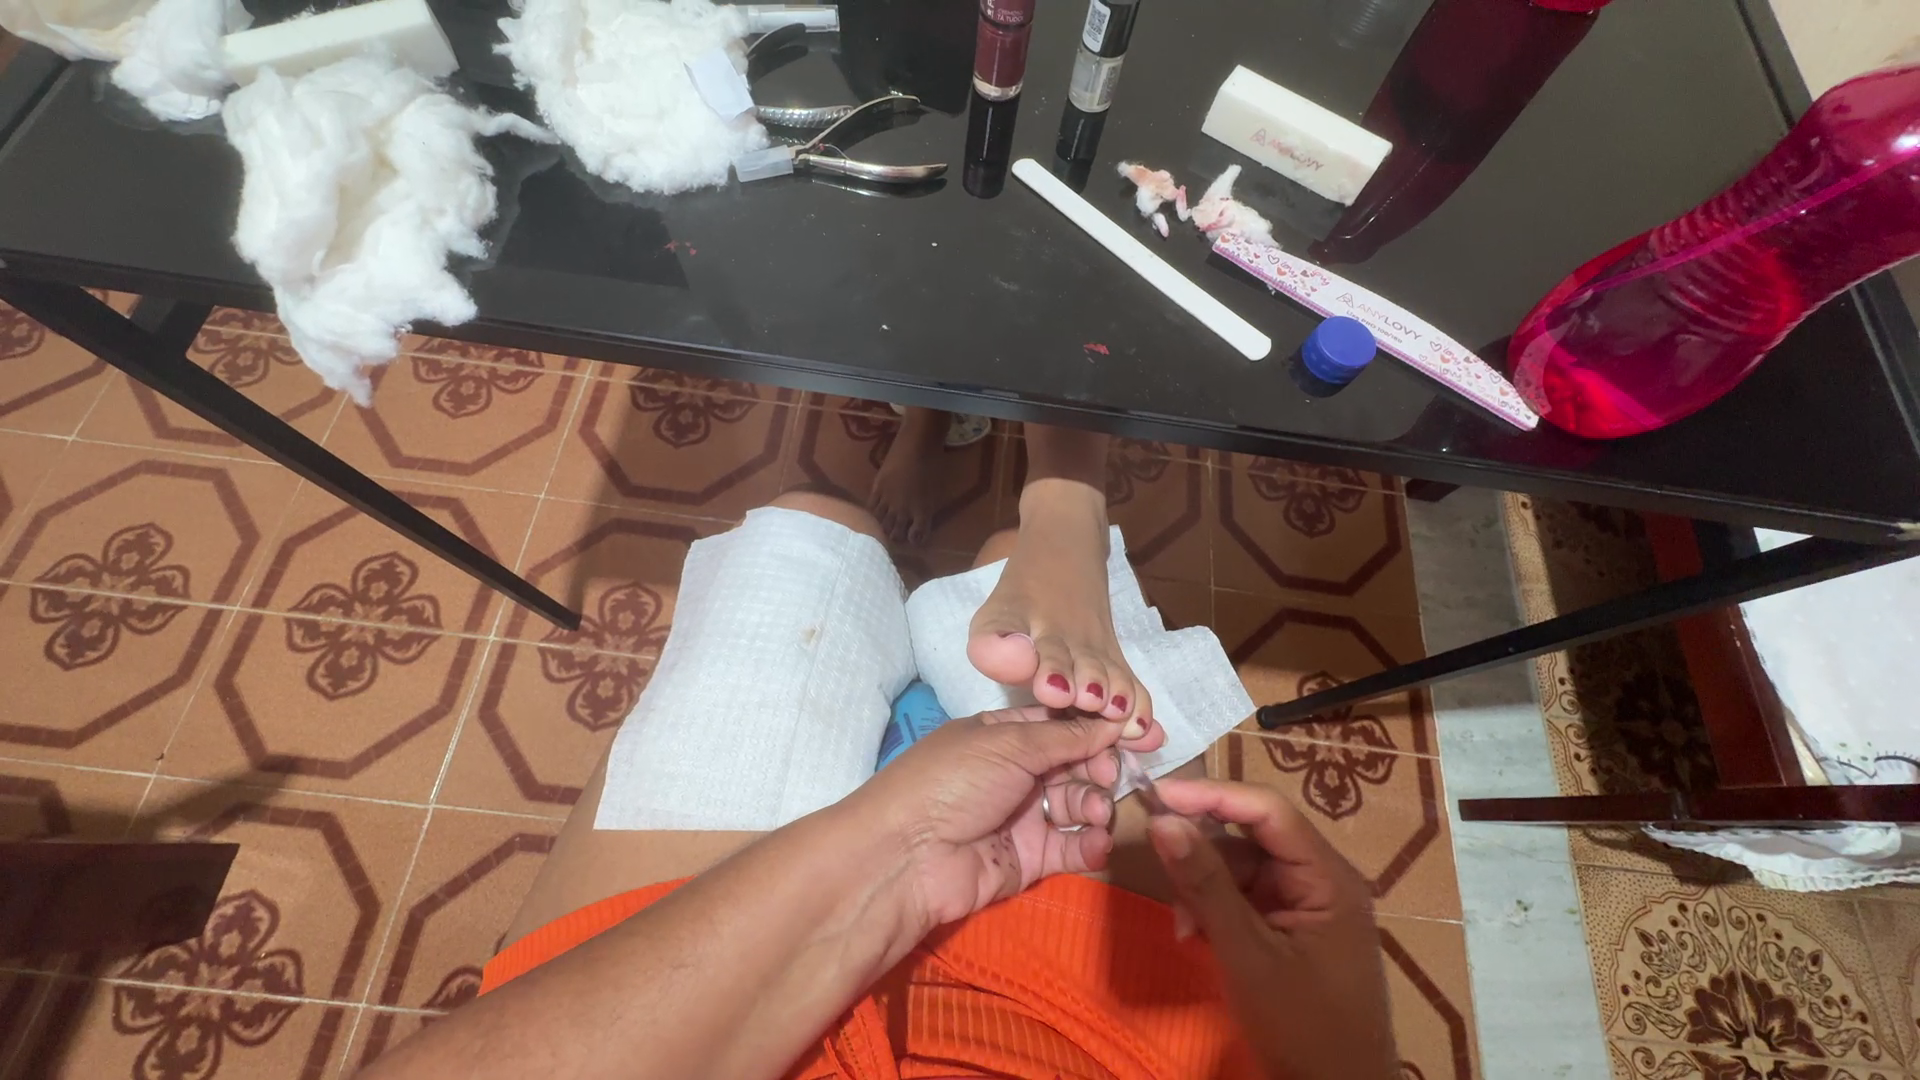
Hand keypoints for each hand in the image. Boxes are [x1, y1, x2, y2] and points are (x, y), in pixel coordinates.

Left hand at [849, 705, 1165, 929]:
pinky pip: (1069, 847)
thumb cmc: (953, 780)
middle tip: (1110, 773)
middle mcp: (1013, 772)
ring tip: (1095, 811)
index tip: (1136, 731)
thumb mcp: (1006, 744)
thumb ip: (1064, 736)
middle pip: (1072, 764)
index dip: (1096, 727)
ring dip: (1094, 805)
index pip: (1058, 725)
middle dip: (1098, 766)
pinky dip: (1088, 843)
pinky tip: (1095, 841)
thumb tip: (1111, 720)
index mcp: (1001, 734)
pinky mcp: (1028, 859)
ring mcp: (1020, 816)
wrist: (908, 856)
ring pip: (1075, 804)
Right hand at [1148, 778, 1397, 1079]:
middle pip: (1250, 836)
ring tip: (1183, 925)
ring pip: (1239, 865)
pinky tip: (1196, 936)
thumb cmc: (1301, 1027)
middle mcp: (1321, 877)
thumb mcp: (1245, 952)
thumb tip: (1161, 819)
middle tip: (1159, 859)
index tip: (1158, 793)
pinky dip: (1213, 908)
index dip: (1212, 795)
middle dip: (1203, 850)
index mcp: (1328, 876)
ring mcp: (1306, 902)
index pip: (1267, 810)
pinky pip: (1242, 894)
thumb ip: (1204, 883)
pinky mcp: (1289, 924)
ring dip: (1203, 887)